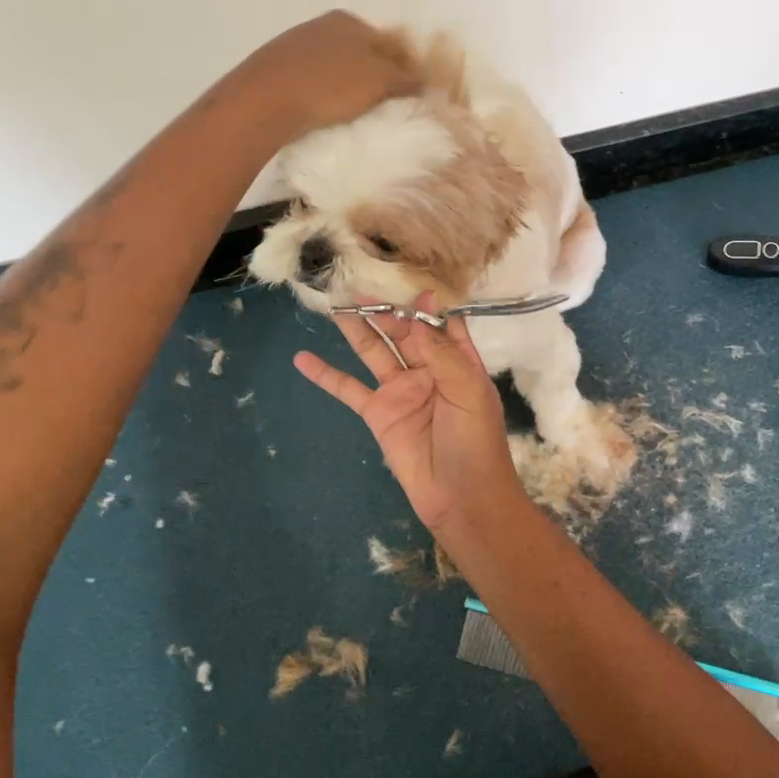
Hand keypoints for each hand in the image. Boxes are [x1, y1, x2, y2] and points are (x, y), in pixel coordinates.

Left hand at [219, 11, 422, 133]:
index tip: (411, 96)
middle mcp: (323, 25)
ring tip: (357, 114)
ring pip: (339, 67)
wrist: (265, 100)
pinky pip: (315, 80)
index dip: (406, 69)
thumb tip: (426, 81)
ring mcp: (298, 45)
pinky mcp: (279, 68)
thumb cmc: (330, 85)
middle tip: (387, 108)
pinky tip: (326, 112)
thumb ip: (406, 78)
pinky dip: (326, 93)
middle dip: (378, 77)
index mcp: (350, 21)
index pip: (392, 44)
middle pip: (364, 54)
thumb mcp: (379, 80)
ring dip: (350, 87)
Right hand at [293, 293, 526, 533]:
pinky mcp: (378, 414)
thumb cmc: (475, 442)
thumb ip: (441, 352)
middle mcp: (428, 371)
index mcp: (457, 362)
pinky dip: (326, 375)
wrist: (462, 498)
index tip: (403, 278)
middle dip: (383, 309)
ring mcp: (400, 391)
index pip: (440, 323)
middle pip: (402, 332)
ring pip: (374, 351)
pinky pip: (348, 389)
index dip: (424, 303)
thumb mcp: (468, 391)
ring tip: (334, 304)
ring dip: (356, 329)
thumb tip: (420, 310)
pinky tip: (303, 358)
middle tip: (357, 285)